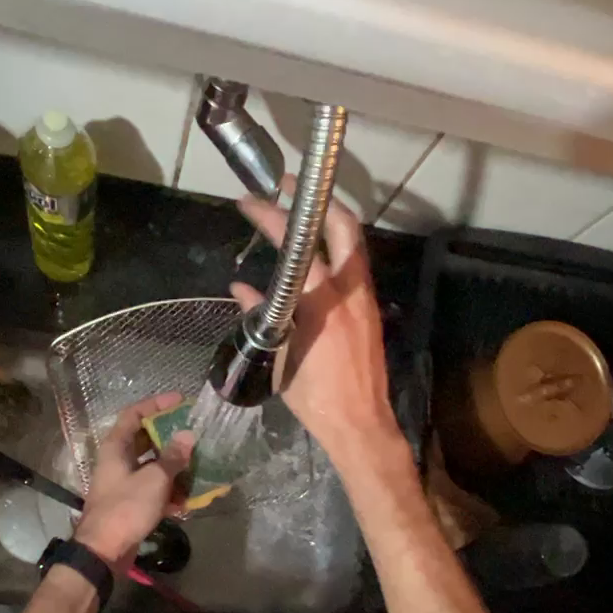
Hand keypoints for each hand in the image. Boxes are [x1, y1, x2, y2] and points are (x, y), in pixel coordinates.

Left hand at [73, 392, 192, 570]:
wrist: (105, 551)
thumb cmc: (126, 508)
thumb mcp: (154, 479)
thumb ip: (172, 457)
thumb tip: (188, 436)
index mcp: (116, 447)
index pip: (134, 414)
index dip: (156, 404)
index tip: (180, 401)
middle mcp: (118, 461)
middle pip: (146, 440)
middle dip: (172, 437)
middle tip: (196, 434)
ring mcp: (125, 483)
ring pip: (153, 466)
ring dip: (176, 466)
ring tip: (201, 465)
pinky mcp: (132, 504)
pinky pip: (155, 490)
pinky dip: (172, 491)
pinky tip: (191, 498)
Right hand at [231, 180, 398, 459]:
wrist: (361, 425)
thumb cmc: (318, 400)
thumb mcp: (280, 360)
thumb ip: (261, 319)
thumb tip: (241, 290)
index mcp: (324, 305)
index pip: (298, 248)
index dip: (272, 219)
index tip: (250, 202)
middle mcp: (351, 294)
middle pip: (344, 227)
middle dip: (317, 200)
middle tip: (289, 187)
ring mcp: (366, 301)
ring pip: (354, 245)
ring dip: (330, 223)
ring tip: (301, 214)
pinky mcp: (371, 313)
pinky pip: (355, 268)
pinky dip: (336, 252)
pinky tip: (316, 256)